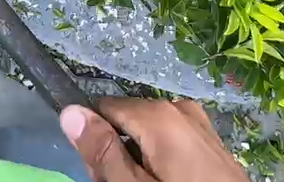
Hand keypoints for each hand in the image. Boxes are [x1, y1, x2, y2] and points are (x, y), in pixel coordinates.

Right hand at [60, 98, 246, 181]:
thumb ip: (103, 151)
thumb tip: (69, 110)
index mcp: (158, 115)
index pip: (103, 108)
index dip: (96, 142)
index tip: (101, 174)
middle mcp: (179, 108)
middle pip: (127, 121)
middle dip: (120, 154)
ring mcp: (200, 126)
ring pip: (150, 134)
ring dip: (141, 161)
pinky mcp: (214, 145)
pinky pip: (174, 143)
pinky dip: (164, 164)